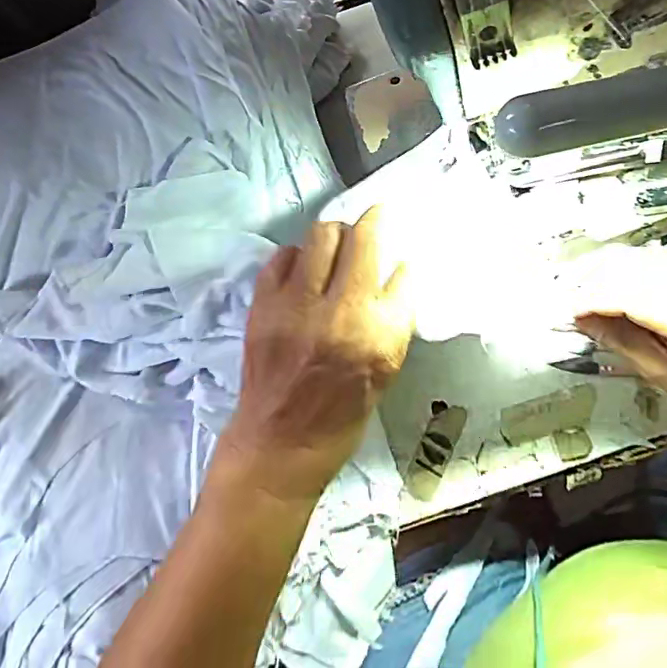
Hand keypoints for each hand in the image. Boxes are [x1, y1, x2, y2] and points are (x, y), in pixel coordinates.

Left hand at [219, 207, 411, 501]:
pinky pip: (283, 256)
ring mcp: (297, 305)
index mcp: (378, 335)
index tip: (397, 238)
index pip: (401, 272)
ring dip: (335, 233)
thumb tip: (397, 270)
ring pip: (322, 236)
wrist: (279, 443)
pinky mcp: (264, 305)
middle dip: (370, 223)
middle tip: (370, 224)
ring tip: (337, 244)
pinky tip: (303, 268)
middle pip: (360, 239)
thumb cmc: (341, 414)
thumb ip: (394, 318)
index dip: (402, 254)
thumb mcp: (386, 370)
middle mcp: (340, 312)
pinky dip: (298, 255)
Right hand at [568, 242, 666, 431]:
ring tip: (578, 296)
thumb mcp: (665, 376)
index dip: (590, 300)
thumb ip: (620, 340)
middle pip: (626, 270)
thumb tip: (578, 317)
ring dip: (599, 273)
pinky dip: (618, 268)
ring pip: (630, 258)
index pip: (630, 296)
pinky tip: (604, 284)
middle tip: (564, 304)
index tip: (563, 311)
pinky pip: (642, 255)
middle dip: (589, 284)